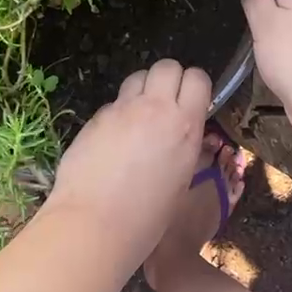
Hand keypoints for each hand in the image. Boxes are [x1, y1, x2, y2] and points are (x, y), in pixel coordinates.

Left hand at [42, 59, 209, 265]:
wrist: (94, 225)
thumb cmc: (147, 218)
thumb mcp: (181, 180)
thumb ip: (182, 145)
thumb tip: (178, 133)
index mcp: (185, 125)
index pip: (197, 78)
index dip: (195, 86)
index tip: (190, 101)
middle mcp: (155, 108)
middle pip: (167, 66)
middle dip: (168, 79)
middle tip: (164, 103)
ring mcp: (122, 109)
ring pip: (137, 77)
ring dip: (142, 90)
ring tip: (138, 116)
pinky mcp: (96, 117)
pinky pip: (113, 104)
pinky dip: (117, 115)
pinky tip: (111, 141)